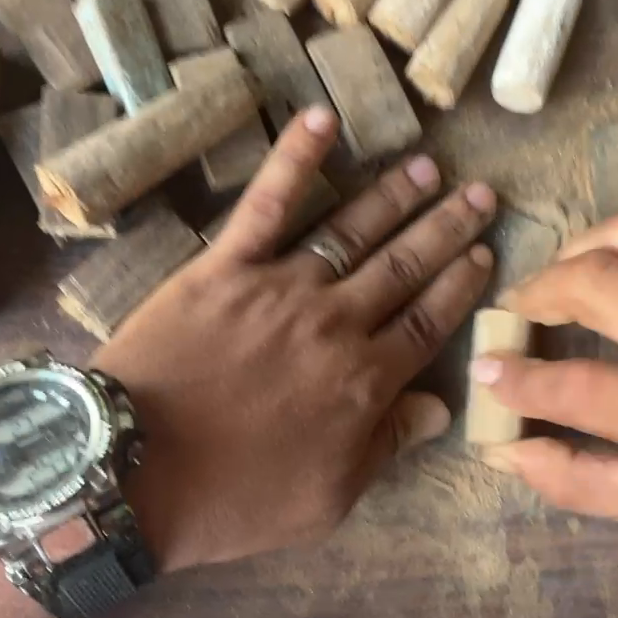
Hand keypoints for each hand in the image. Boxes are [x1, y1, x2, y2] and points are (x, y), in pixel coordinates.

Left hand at [93, 109, 496, 572]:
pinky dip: (295, 158)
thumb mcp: (326, 499)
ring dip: (394, 195)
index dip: (460, 286)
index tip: (484, 254)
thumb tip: (440, 408)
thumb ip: (385, 446)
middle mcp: (335, 323)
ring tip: (427, 166)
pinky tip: (321, 118)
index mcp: (363, 382)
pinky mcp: (224, 266)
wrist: (133, 476)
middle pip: (404, 267)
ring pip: (352, 230)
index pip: (428, 323)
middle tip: (479, 194)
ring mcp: (280, 287)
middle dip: (446, 228)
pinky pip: (266, 203)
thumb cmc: (233, 498)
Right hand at [473, 212, 617, 541]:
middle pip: (602, 282)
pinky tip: (591, 273)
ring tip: (549, 290)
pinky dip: (607, 241)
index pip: (584, 387)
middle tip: (512, 317)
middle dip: (537, 293)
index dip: (519, 379)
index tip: (484, 371)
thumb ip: (573, 481)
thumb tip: (501, 448)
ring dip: (570, 255)